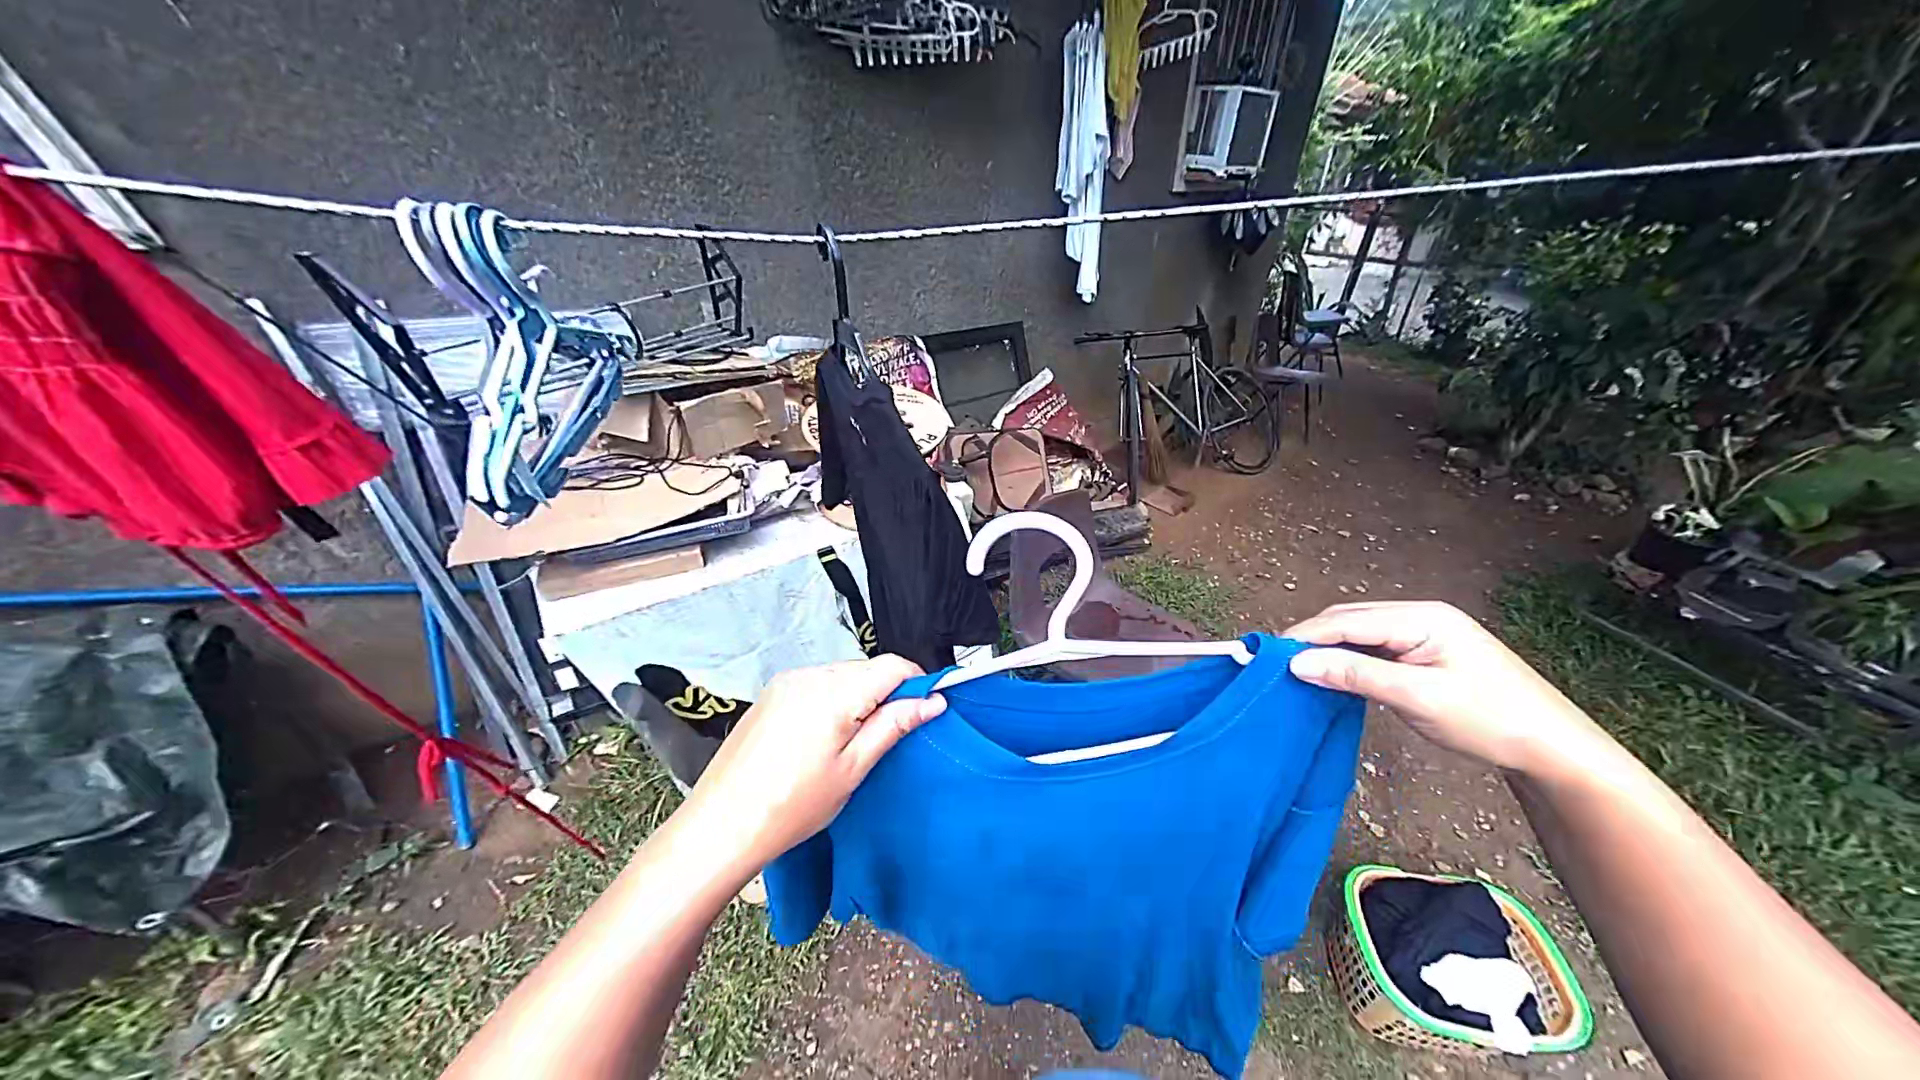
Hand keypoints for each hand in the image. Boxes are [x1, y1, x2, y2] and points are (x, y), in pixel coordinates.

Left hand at [679, 656, 945, 865]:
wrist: (722, 824)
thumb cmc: (786, 807)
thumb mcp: (853, 769)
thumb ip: (893, 726)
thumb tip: (931, 701)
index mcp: (833, 693)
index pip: (893, 666)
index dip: (916, 684)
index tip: (924, 710)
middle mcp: (808, 677)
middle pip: (868, 669)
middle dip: (885, 696)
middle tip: (883, 740)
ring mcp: (786, 682)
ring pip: (843, 676)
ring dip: (858, 699)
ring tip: (848, 746)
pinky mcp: (773, 692)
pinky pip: (817, 684)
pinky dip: (832, 702)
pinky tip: (822, 740)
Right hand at [1281, 601, 1612, 775]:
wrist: (1555, 751)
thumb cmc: (1491, 720)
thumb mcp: (1417, 698)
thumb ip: (1354, 674)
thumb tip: (1297, 663)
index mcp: (1422, 617)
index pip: (1346, 620)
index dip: (1303, 637)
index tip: (1266, 657)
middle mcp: (1419, 616)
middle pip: (1348, 621)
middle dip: (1310, 640)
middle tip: (1276, 666)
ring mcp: (1423, 633)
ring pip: (1357, 634)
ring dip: (1327, 650)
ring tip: (1296, 671)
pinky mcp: (1423, 653)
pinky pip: (1371, 648)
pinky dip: (1346, 659)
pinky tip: (1331, 675)